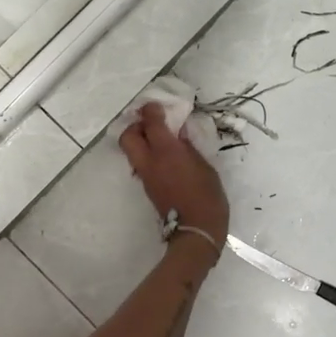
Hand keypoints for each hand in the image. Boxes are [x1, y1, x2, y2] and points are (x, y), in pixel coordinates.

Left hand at [118, 103, 229, 245]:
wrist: (196, 231)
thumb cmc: (207, 197)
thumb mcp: (204, 167)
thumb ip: (188, 147)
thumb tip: (178, 134)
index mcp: (167, 152)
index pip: (151, 123)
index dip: (150, 110)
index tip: (155, 105)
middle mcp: (150, 162)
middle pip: (128, 137)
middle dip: (135, 126)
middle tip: (151, 124)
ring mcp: (146, 176)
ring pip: (131, 151)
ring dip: (139, 141)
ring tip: (158, 140)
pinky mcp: (147, 187)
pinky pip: (140, 164)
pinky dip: (146, 155)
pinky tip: (163, 158)